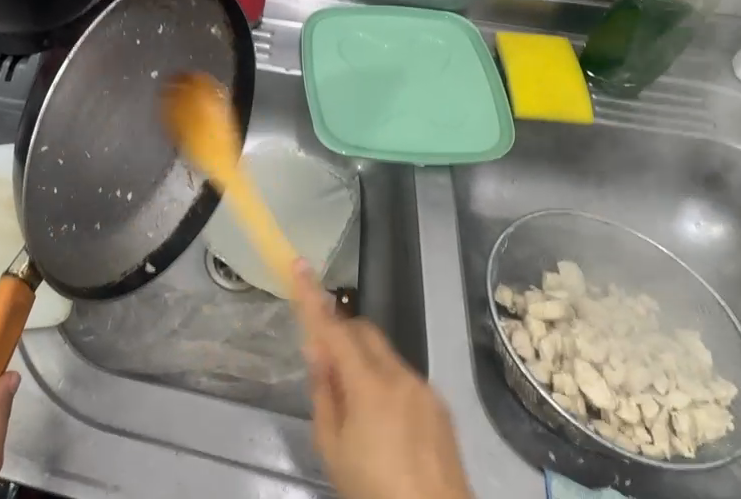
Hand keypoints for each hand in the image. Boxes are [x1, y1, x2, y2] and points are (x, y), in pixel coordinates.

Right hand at [293, 262, 472, 498]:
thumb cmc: (373, 492)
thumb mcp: (332, 449)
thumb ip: (323, 392)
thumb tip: (317, 351)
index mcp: (368, 387)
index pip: (332, 329)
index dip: (312, 296)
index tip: (299, 264)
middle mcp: (401, 377)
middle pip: (364, 331)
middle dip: (341, 334)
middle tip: (324, 366)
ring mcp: (426, 391)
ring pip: (385, 356)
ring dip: (363, 363)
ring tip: (356, 412)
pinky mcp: (441, 409)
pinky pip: (404, 378)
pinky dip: (385, 383)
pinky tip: (384, 427)